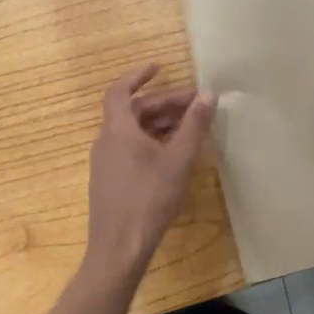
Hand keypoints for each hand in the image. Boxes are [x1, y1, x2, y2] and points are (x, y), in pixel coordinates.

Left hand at [86, 64, 215, 276]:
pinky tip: (174, 153)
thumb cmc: (150, 199)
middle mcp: (106, 141)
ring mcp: (106, 162)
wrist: (119, 245)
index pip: (120, 92)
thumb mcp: (179, 159)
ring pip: (132, 130)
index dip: (138, 76)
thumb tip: (208, 94)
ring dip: (160, 122)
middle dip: (163, 103)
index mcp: (118, 131)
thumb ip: (194, 125)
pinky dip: (152, 140)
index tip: (160, 67)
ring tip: (190, 126)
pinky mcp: (110, 179)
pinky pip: (130, 147)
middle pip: (132, 111)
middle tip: (194, 104)